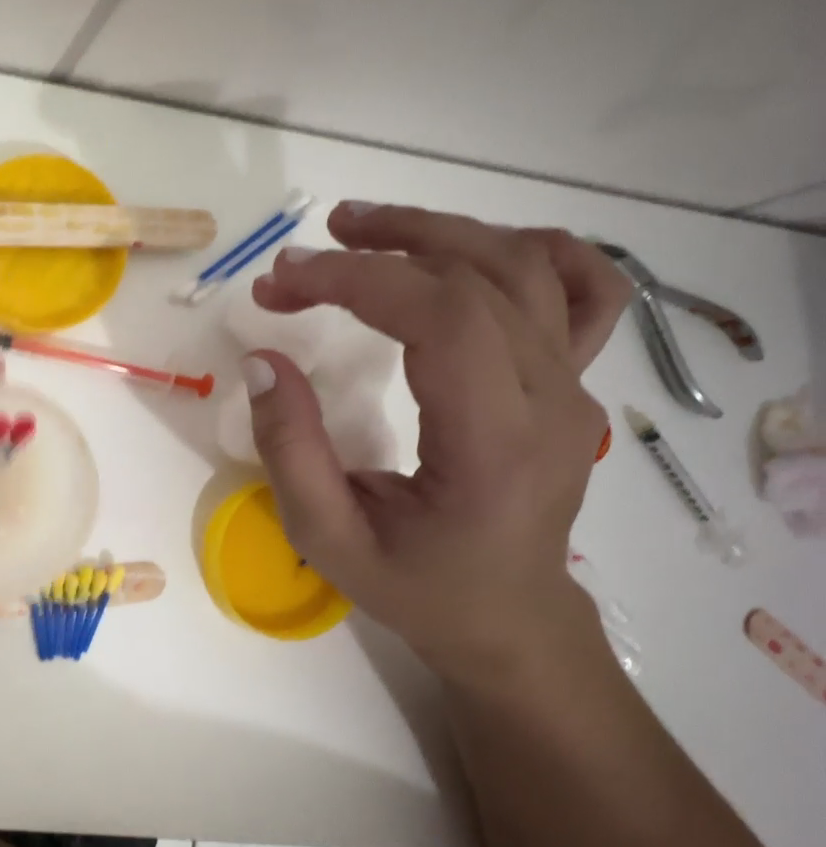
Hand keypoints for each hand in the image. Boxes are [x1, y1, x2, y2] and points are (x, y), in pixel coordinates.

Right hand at [244, 203, 630, 669]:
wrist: (506, 618)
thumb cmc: (413, 585)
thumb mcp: (326, 536)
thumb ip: (290, 448)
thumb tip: (263, 361)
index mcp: (495, 445)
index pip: (442, 318)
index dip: (357, 281)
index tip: (282, 283)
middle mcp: (553, 402)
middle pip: (483, 277)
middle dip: (380, 251)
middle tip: (298, 260)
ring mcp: (576, 388)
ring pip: (528, 268)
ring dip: (440, 233)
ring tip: (360, 228)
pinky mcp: (574, 384)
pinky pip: (583, 292)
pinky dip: (530, 251)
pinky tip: (471, 247)